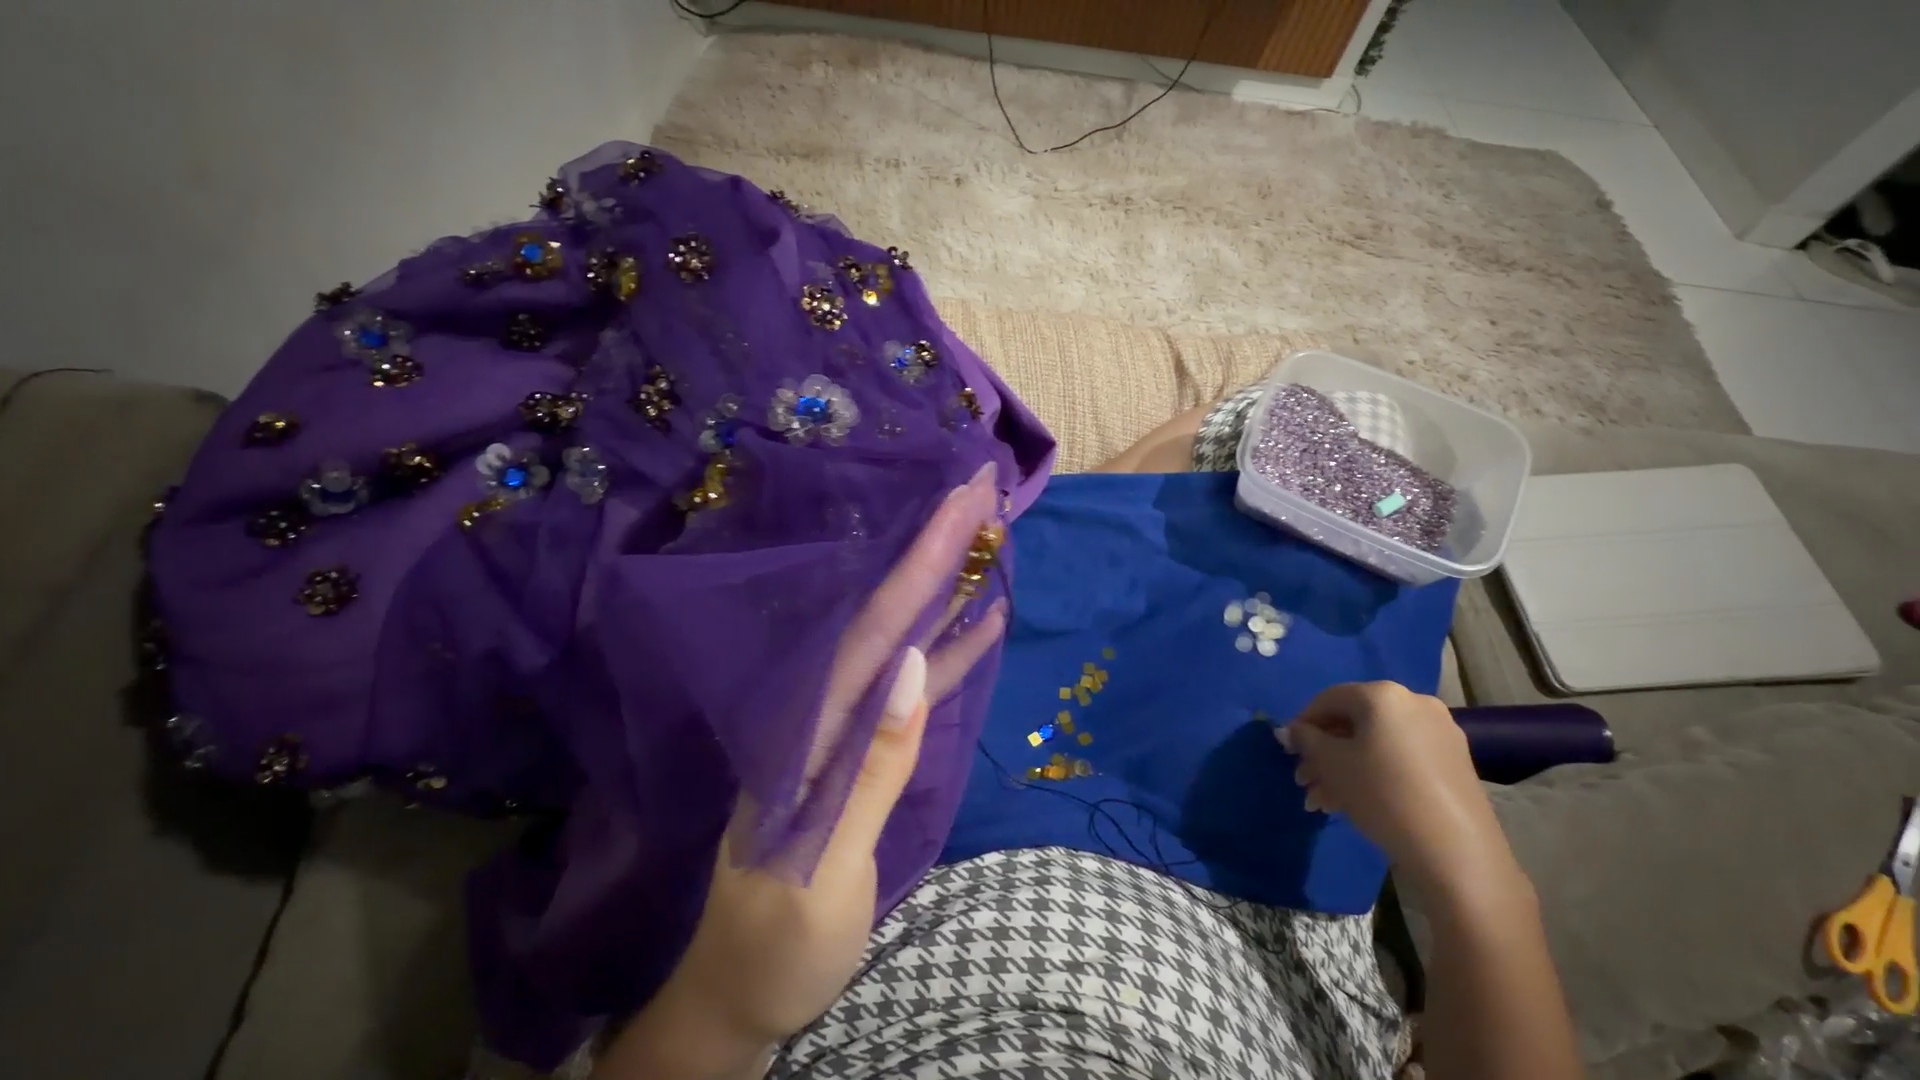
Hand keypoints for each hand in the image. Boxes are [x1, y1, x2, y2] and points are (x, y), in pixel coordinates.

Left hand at [604, 466, 1006, 1078]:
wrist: (737, 996)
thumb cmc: (776, 945)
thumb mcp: (823, 870)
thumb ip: (870, 768)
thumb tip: (913, 669)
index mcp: (805, 738)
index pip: (870, 635)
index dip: (917, 567)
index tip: (960, 507)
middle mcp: (818, 721)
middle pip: (882, 623)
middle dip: (929, 556)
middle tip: (977, 493)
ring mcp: (838, 738)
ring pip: (898, 648)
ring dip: (940, 594)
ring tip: (987, 539)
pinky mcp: (855, 759)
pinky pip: (907, 695)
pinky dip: (943, 658)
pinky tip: (976, 626)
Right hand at [1277, 681, 1518, 900]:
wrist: (1453, 848)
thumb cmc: (1382, 793)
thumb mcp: (1331, 765)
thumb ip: (1306, 740)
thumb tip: (1293, 731)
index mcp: (1382, 695)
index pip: (1328, 699)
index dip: (1302, 724)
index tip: (1289, 753)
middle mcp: (1414, 702)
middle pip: (1354, 723)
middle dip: (1325, 753)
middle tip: (1305, 783)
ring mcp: (1439, 731)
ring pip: (1377, 743)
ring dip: (1346, 768)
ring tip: (1325, 802)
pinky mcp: (1454, 761)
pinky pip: (1401, 757)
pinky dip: (1375, 772)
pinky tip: (1356, 803)